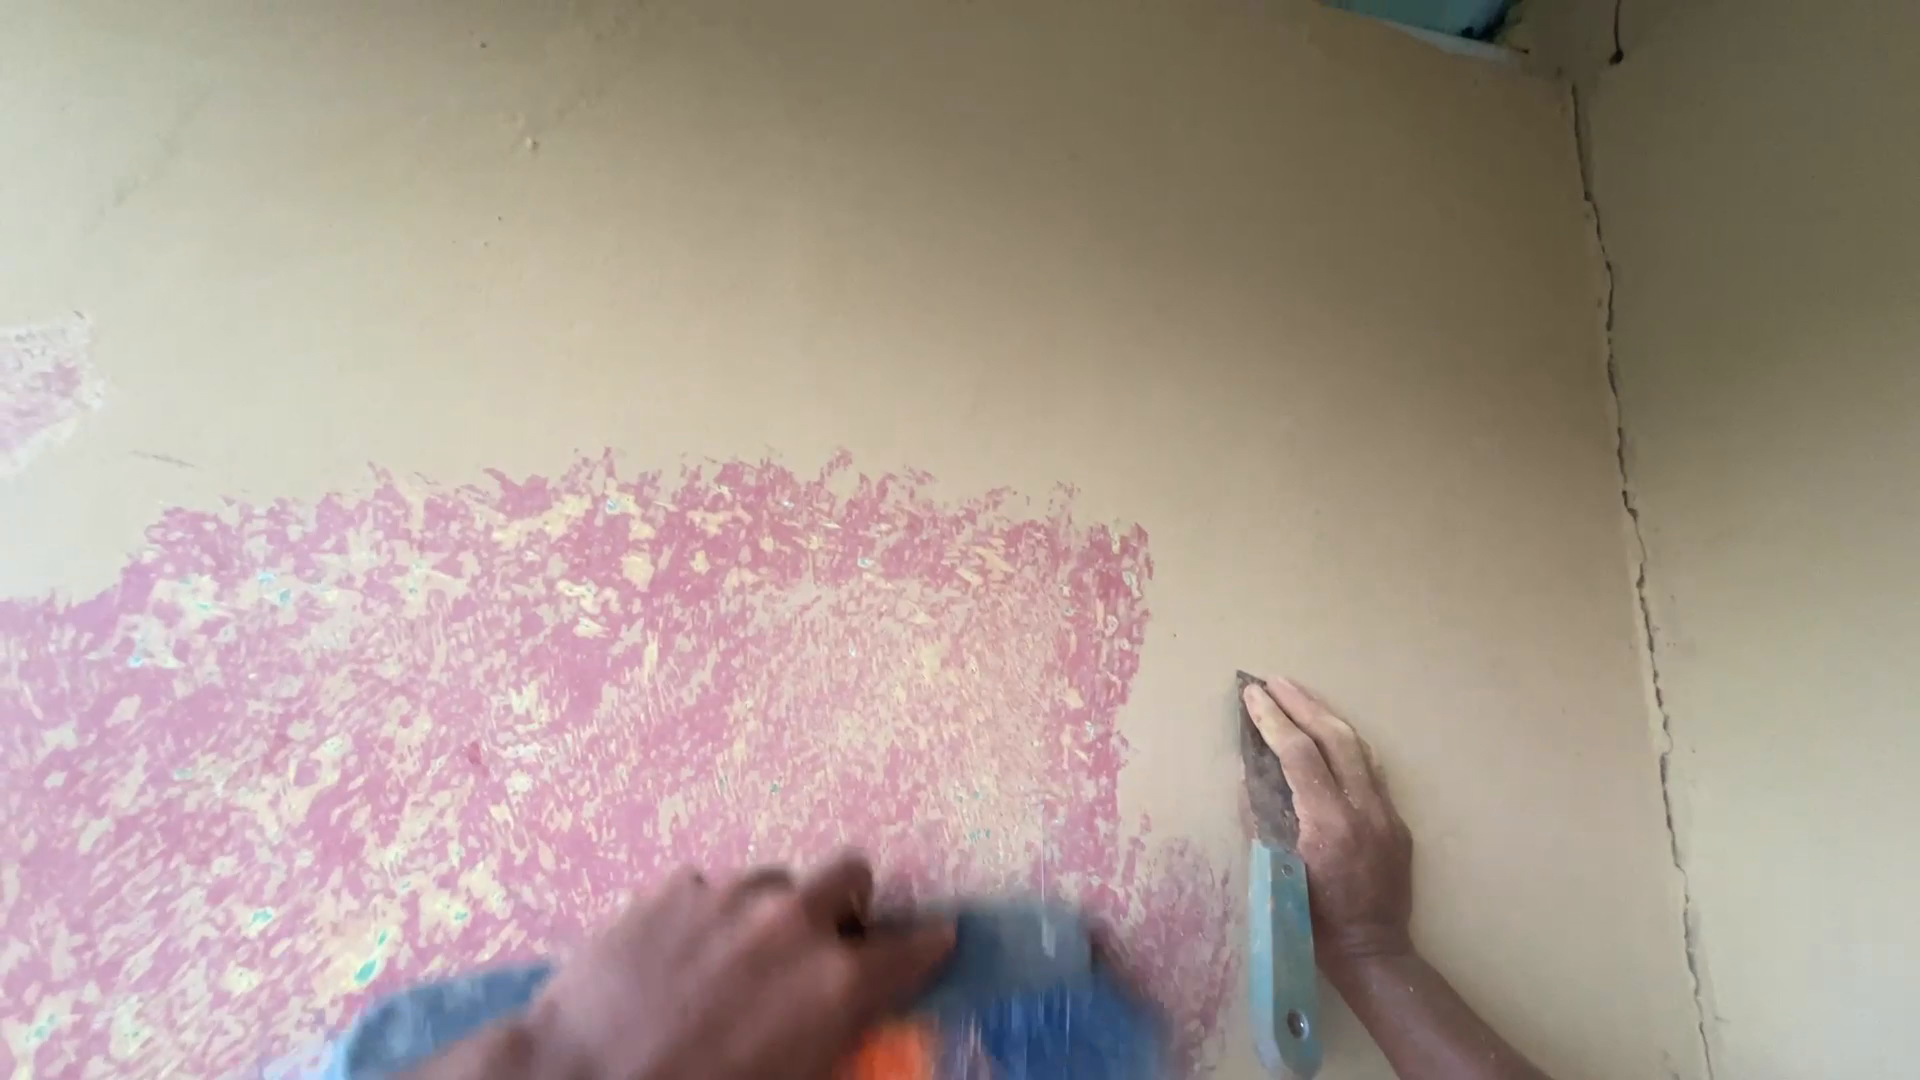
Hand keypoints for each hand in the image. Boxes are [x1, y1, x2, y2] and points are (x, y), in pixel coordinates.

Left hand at [512, 852, 953, 1079]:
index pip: (909, 947)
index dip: (927, 943)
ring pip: (776, 881)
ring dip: (770, 913)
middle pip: (851, 872)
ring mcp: (734, 893)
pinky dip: (707, 917)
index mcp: (833, 982)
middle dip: (847, 901)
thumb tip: (846, 1008)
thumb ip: (832, 1033)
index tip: (936, 936)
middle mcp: (795, 922)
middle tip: (821, 937)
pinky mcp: (677, 884)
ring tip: (728, 958)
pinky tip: (673, 957)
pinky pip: (711, 890)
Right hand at [1243, 677, 1413, 972]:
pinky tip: (1330, 732)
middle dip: (1301, 704)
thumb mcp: (1274, 869)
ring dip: (1325, 716)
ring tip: (1298, 694)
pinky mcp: (1397, 823)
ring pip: (1360, 747)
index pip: (1299, 754)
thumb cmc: (1312, 919)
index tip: (1251, 694)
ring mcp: (1387, 815)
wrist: (1374, 954)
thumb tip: (1248, 772)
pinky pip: (1371, 769)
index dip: (1272, 719)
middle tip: (1273, 681)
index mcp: (1329, 824)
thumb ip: (1260, 816)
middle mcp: (1365, 811)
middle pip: (1335, 738)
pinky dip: (1346, 743)